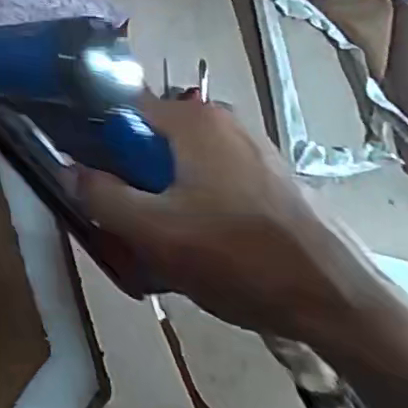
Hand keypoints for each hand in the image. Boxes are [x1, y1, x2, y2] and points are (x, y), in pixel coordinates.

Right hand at [77, 93, 344, 337]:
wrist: (339, 299)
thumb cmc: (240, 255)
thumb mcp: (156, 232)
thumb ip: (102, 197)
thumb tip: (68, 170)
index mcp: (191, 118)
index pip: (122, 108)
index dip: (98, 141)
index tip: (91, 179)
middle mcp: (220, 119)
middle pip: (152, 138)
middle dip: (134, 178)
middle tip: (129, 224)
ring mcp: (250, 146)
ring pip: (182, 164)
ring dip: (163, 196)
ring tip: (164, 244)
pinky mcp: (270, 176)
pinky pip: (213, 179)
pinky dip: (196, 204)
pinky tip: (203, 248)